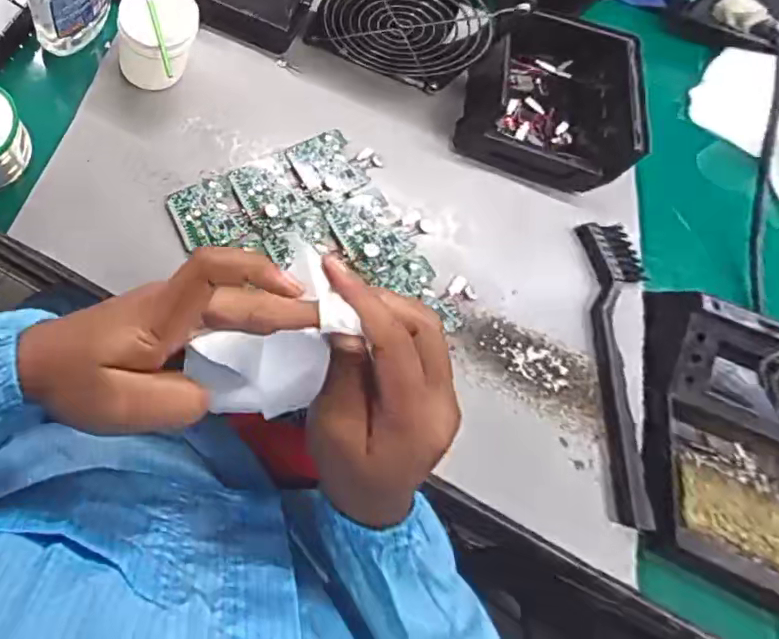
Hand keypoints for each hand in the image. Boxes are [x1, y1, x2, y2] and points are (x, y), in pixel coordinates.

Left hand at [17, 247, 309, 434]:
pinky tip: (254, 343)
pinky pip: (206, 314)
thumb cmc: (73, 381)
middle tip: (322, 317)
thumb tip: (212, 392)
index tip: (294, 293)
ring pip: (219, 299)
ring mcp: (160, 309)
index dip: (254, 271)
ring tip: (300, 326)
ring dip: (259, 306)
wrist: (34, 365)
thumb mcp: (125, 405)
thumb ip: (179, 402)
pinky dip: (238, 321)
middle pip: (226, 287)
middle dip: (275, 297)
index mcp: (160, 314)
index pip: (209, 270)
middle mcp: (164, 302)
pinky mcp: (155, 322)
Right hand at [306, 257, 460, 527]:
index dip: (364, 300)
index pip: (397, 341)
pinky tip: (362, 317)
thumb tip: (345, 327)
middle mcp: (443, 401)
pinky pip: (419, 340)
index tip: (334, 271)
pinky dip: (390, 318)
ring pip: (426, 327)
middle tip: (338, 284)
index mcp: (417, 416)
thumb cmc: (348, 473)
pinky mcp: (435, 389)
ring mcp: (445, 394)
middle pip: (423, 326)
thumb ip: (343, 375)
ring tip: (346, 297)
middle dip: (379, 296)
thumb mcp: (333, 427)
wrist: (374, 506)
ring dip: (386, 304)